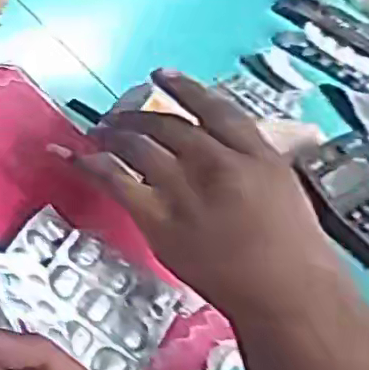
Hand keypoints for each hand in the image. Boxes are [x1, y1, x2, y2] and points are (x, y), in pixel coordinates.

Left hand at [76, 69, 350, 320]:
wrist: (287, 293)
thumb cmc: (296, 251)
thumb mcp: (286, 190)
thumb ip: (249, 165)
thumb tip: (218, 150)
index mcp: (258, 156)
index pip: (215, 109)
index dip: (184, 88)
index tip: (161, 75)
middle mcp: (217, 164)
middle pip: (165, 126)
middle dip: (135, 118)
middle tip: (117, 118)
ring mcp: (183, 189)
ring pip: (134, 147)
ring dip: (111, 135)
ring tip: (98, 133)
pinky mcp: (155, 214)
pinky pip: (111, 179)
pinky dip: (86, 163)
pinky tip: (72, 155)